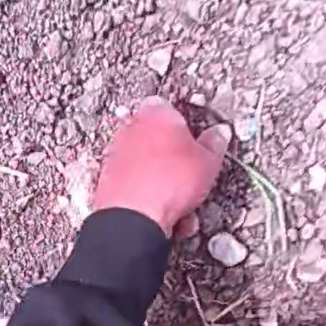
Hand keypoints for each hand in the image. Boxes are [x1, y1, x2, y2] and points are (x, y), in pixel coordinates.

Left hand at [92, 98, 229, 237]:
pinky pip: (134, 188)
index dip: (186, 128)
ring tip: (180, 207)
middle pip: (158, 142)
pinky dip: (147, 200)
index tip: (198, 145)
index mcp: (156, 113)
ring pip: (147, 169)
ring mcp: (115, 155)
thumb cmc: (168, 183)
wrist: (132, 217)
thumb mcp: (207, 162)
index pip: (172, 109)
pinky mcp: (106, 182)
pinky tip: (162, 216)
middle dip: (174, 163)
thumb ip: (214, 144)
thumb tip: (219, 135)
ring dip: (163, 187)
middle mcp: (131, 130)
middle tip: (190, 181)